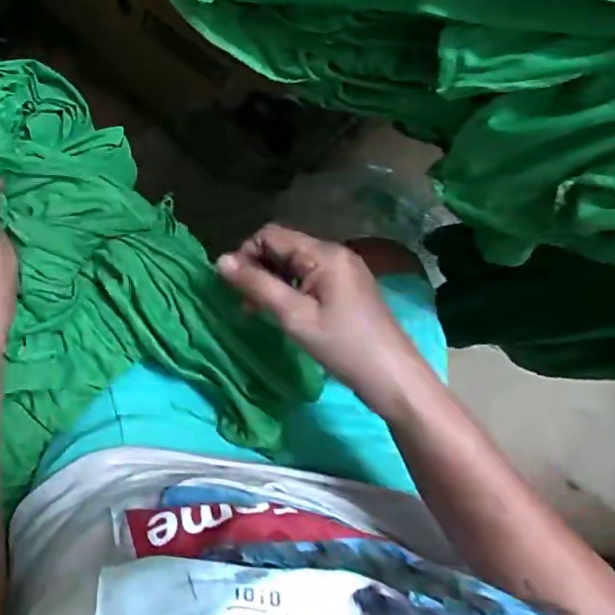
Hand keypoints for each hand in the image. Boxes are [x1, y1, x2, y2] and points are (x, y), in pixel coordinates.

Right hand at [215, 224, 433, 414]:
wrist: (394, 379)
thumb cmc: (343, 346)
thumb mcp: (294, 316)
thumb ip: (257, 285)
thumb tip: (220, 260)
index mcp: (324, 253)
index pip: (271, 235)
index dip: (246, 255)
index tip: (235, 287)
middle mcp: (335, 253)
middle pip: (282, 247)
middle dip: (258, 270)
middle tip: (246, 305)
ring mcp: (344, 270)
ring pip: (293, 264)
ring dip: (272, 282)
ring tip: (260, 312)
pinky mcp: (347, 288)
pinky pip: (309, 277)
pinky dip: (290, 291)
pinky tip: (284, 314)